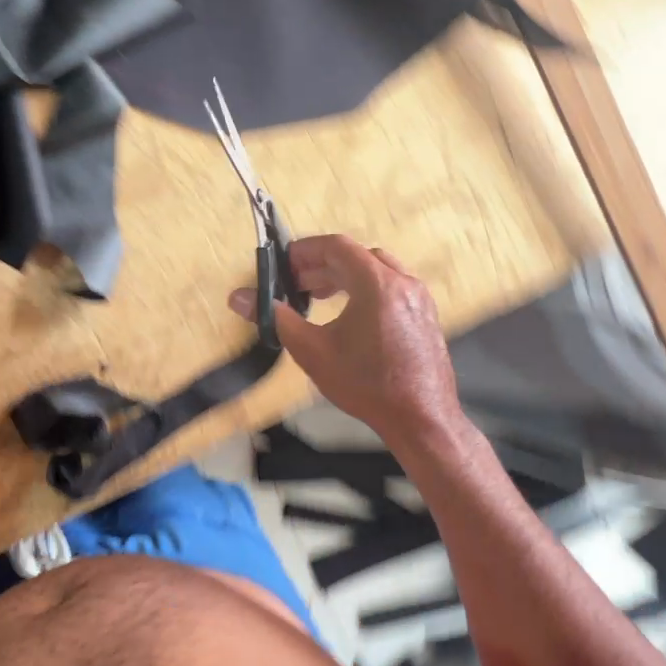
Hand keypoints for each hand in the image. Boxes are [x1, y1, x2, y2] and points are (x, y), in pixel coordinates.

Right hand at [229, 235, 466, 450]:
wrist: (420, 419)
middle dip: (321, 266)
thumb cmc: (365, 383)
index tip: (283, 266)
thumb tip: (239, 299)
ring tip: (319, 296)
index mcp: (377, 283)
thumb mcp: (312, 350)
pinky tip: (349, 315)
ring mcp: (419, 299)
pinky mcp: (425, 316)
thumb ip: (277, 318)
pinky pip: (391, 287)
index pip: (336, 246)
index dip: (305, 250)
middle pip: (356, 256)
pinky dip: (365, 289)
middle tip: (294, 284)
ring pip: (376, 270)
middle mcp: (403, 282)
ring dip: (344, 276)